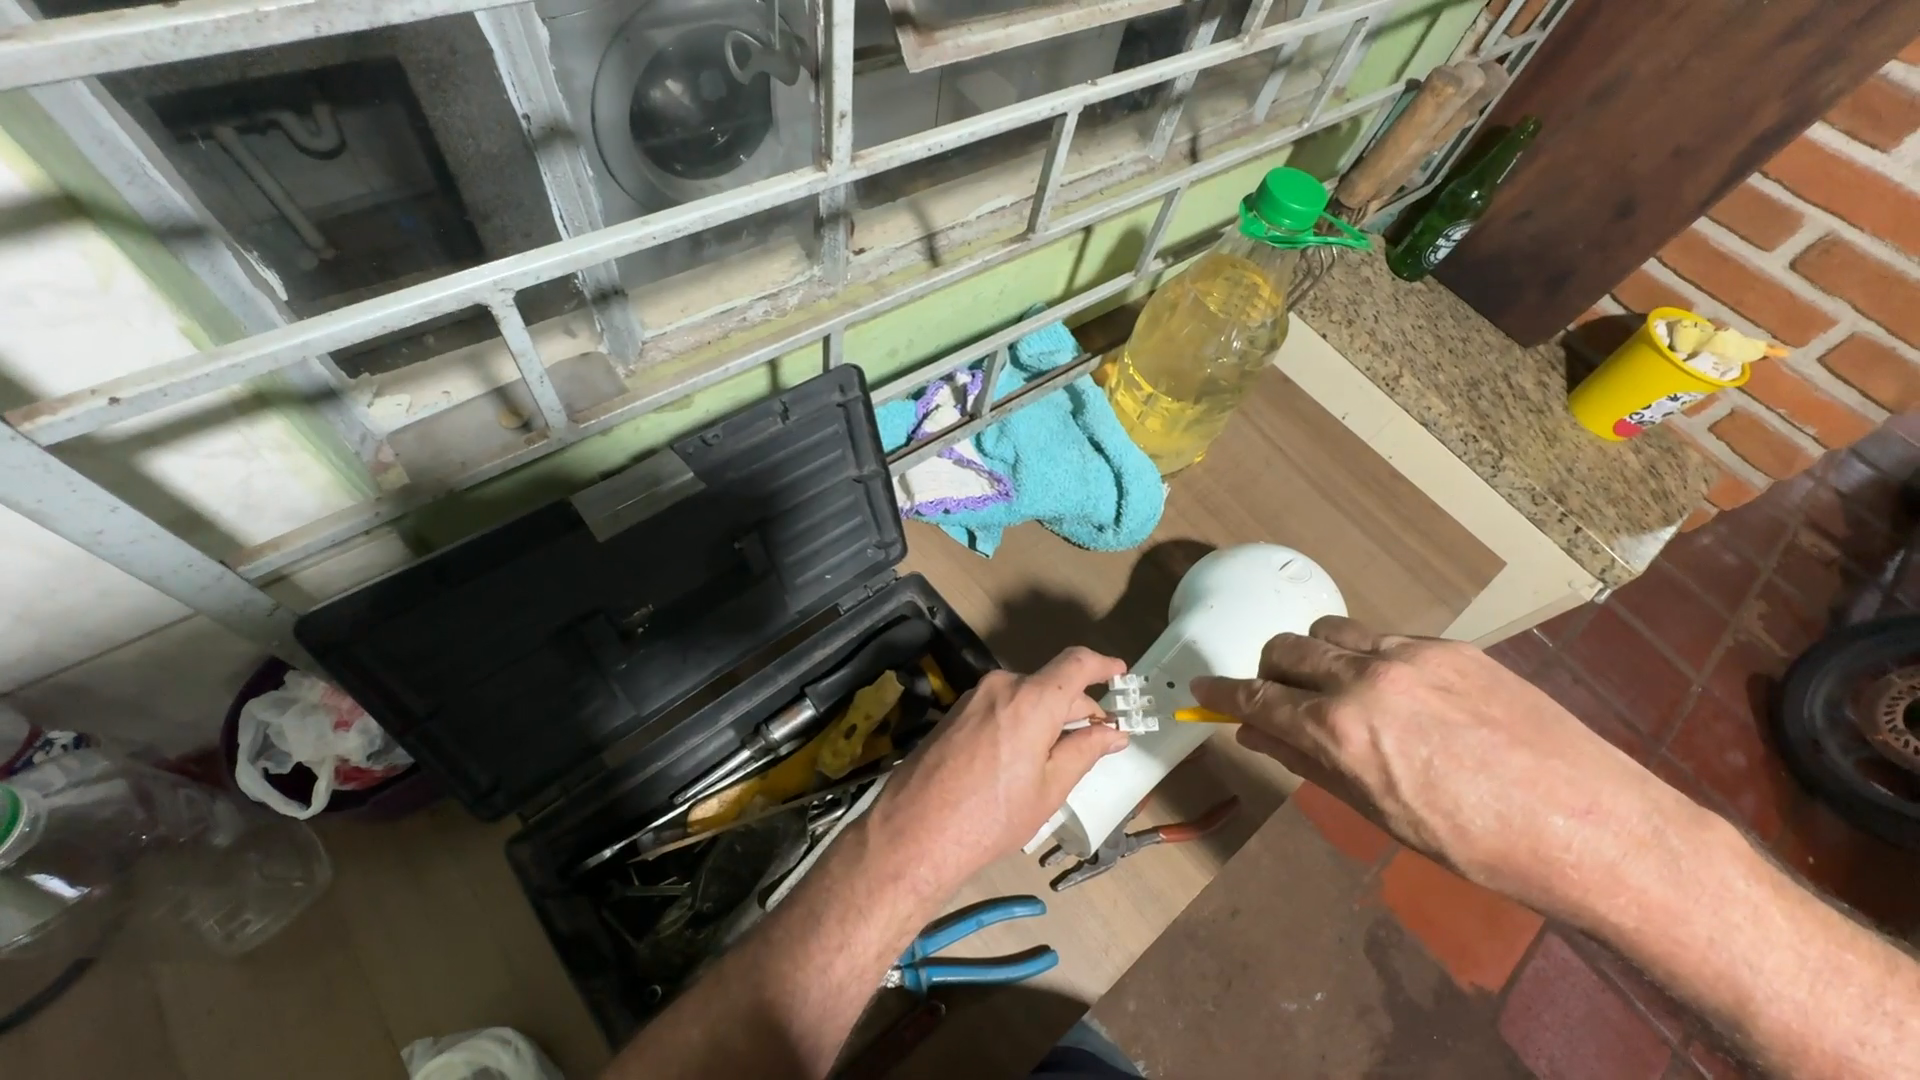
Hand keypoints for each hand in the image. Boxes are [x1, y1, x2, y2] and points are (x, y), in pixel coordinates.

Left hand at [874, 647, 1129, 892]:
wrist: (914, 832)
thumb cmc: (991, 816)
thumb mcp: (1049, 789)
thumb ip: (1084, 751)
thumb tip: (1114, 732)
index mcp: (1031, 699)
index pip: (1076, 663)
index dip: (1103, 664)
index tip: (1120, 672)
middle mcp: (1001, 686)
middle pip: (1050, 683)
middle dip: (1077, 706)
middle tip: (1097, 738)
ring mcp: (972, 698)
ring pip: (1024, 696)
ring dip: (1047, 716)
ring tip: (1059, 756)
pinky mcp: (954, 713)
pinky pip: (999, 706)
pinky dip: (1020, 720)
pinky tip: (1021, 758)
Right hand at [1191, 616, 1703, 918]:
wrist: (1594, 826)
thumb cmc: (1476, 844)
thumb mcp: (1379, 812)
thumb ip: (1309, 764)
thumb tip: (1256, 736)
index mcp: (1343, 729)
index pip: (1258, 697)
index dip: (1222, 693)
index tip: (1201, 689)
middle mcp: (1368, 678)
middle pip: (1286, 648)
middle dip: (1269, 671)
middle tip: (1280, 700)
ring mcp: (1413, 655)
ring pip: (1331, 631)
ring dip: (1315, 655)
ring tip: (1337, 690)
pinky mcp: (1453, 647)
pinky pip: (1384, 638)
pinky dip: (1367, 659)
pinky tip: (1400, 695)